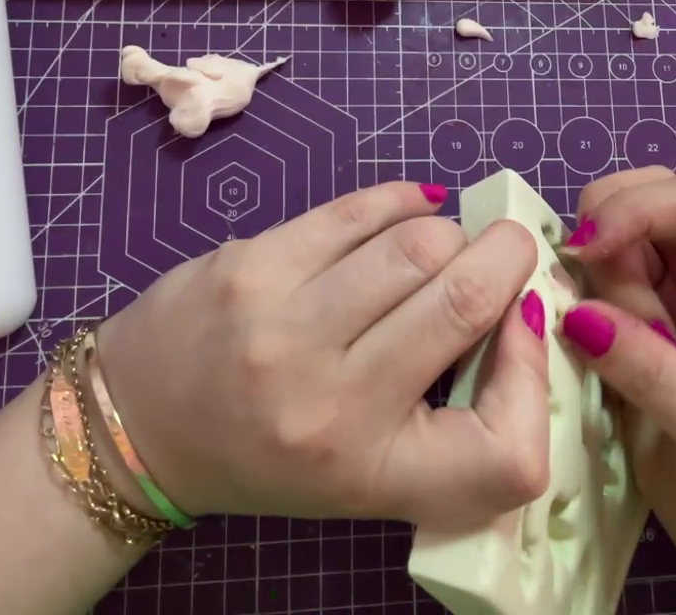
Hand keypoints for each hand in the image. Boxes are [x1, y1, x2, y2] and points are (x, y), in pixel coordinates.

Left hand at [95, 182, 549, 528]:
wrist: (139, 424)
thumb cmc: (266, 455)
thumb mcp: (364, 470)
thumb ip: (446, 409)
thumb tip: (519, 304)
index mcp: (370, 473)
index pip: (508, 450)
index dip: (536, 373)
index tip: (524, 325)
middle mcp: (330, 403)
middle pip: (466, 302)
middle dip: (506, 259)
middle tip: (506, 249)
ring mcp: (284, 324)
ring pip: (418, 242)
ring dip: (450, 232)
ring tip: (442, 241)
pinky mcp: (252, 262)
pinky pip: (360, 208)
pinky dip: (404, 202)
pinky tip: (412, 209)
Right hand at [559, 168, 675, 614]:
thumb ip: (651, 369)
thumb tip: (574, 315)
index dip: (642, 207)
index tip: (588, 246)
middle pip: (652, 206)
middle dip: (608, 223)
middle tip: (576, 273)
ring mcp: (671, 314)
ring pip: (617, 248)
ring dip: (587, 268)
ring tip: (581, 328)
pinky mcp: (636, 345)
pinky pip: (596, 297)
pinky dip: (573, 301)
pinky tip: (566, 333)